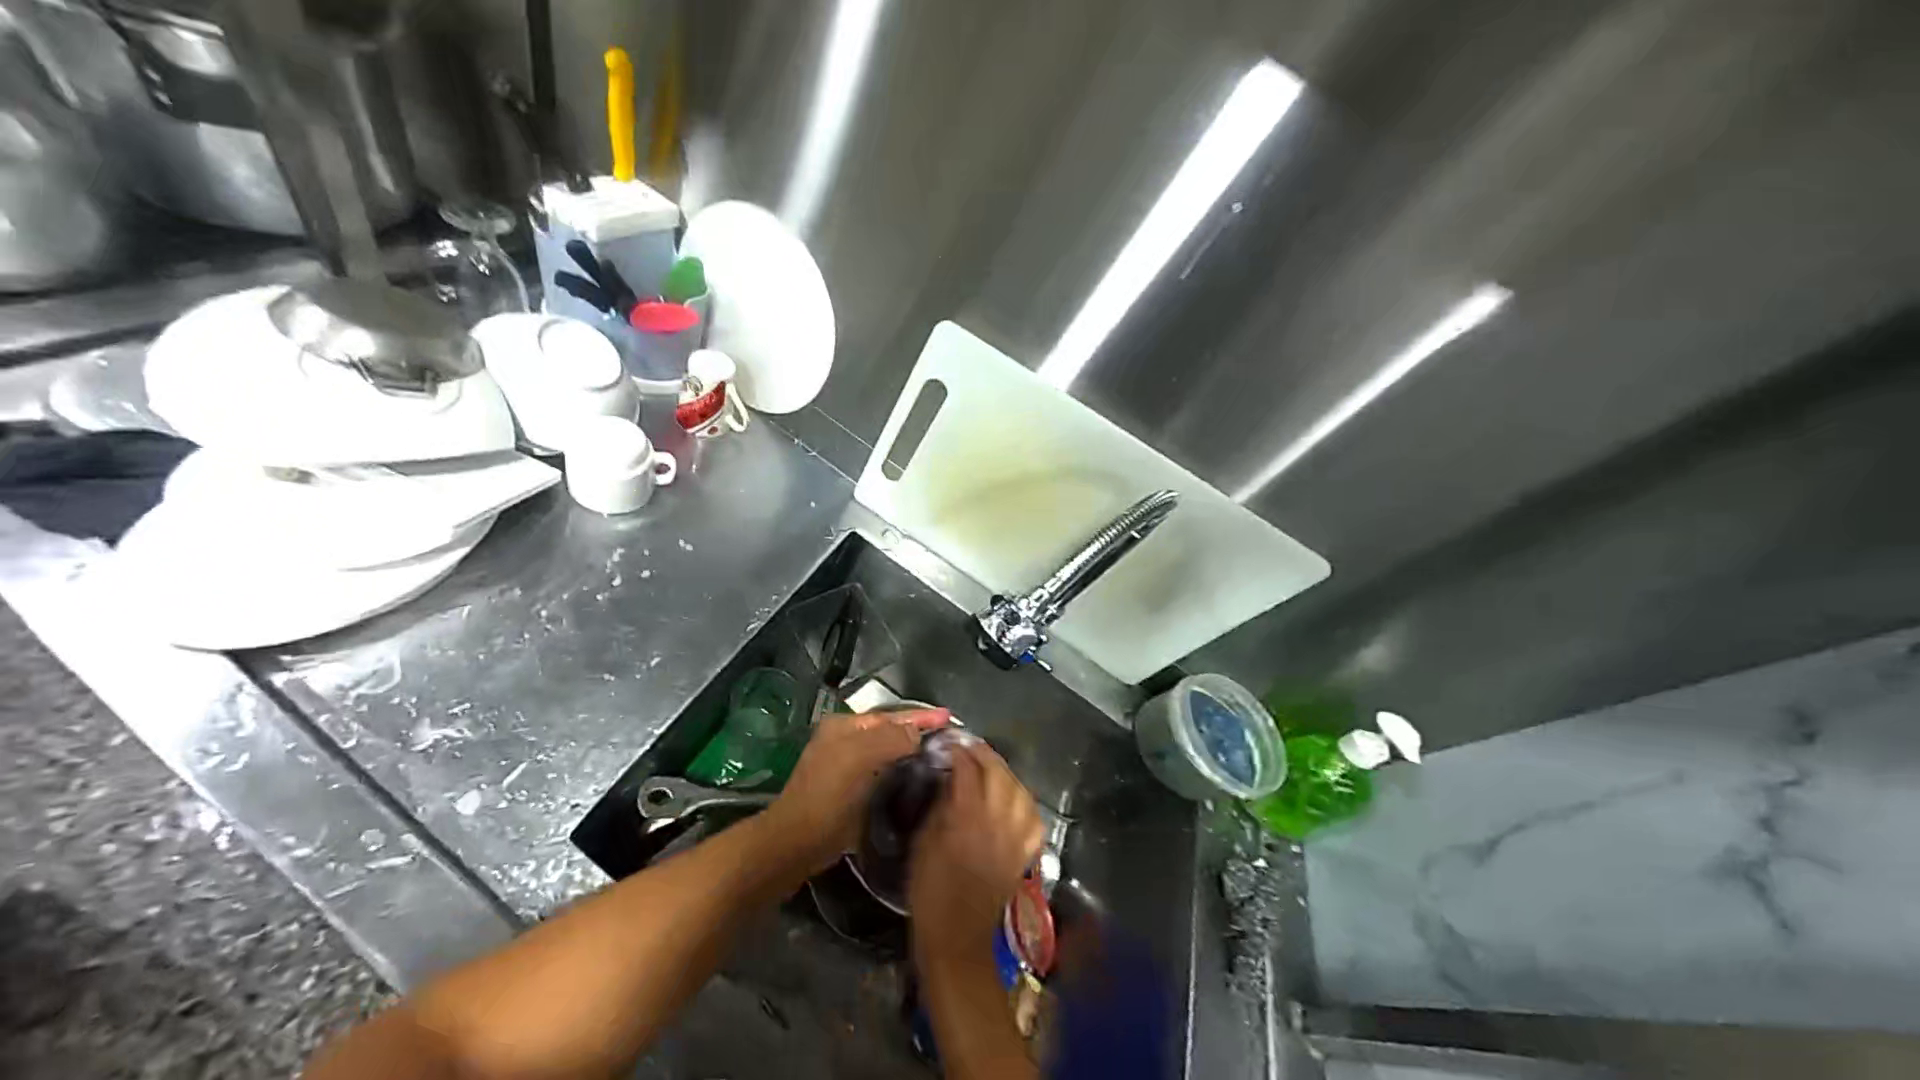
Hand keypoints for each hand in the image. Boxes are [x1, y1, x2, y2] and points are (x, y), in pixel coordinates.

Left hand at [765, 708, 948, 871]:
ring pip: (890, 754)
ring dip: (915, 754)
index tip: (951, 718)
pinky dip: (905, 774)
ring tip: (945, 759)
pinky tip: (923, 782)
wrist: (796, 843)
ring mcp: (849, 767)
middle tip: (953, 740)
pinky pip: (886, 775)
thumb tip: (919, 733)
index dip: (921, 716)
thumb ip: (891, 738)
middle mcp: (846, 741)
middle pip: (892, 731)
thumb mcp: (859, 757)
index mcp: (845, 726)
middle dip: (920, 733)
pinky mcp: (853, 792)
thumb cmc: (826, 795)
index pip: (891, 715)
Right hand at [908, 740, 1043, 939]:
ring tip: (989, 765)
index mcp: (966, 819)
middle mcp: (996, 822)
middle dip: (983, 754)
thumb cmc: (930, 891)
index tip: (947, 745)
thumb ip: (939, 807)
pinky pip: (1032, 816)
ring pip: (1019, 790)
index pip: (967, 771)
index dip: (958, 752)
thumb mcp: (923, 844)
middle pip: (998, 773)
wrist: (957, 938)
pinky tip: (1012, 795)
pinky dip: (1023, 800)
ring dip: (1005, 771)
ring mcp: (1015, 837)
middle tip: (968, 747)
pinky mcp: (1024, 852)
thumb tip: (948, 781)